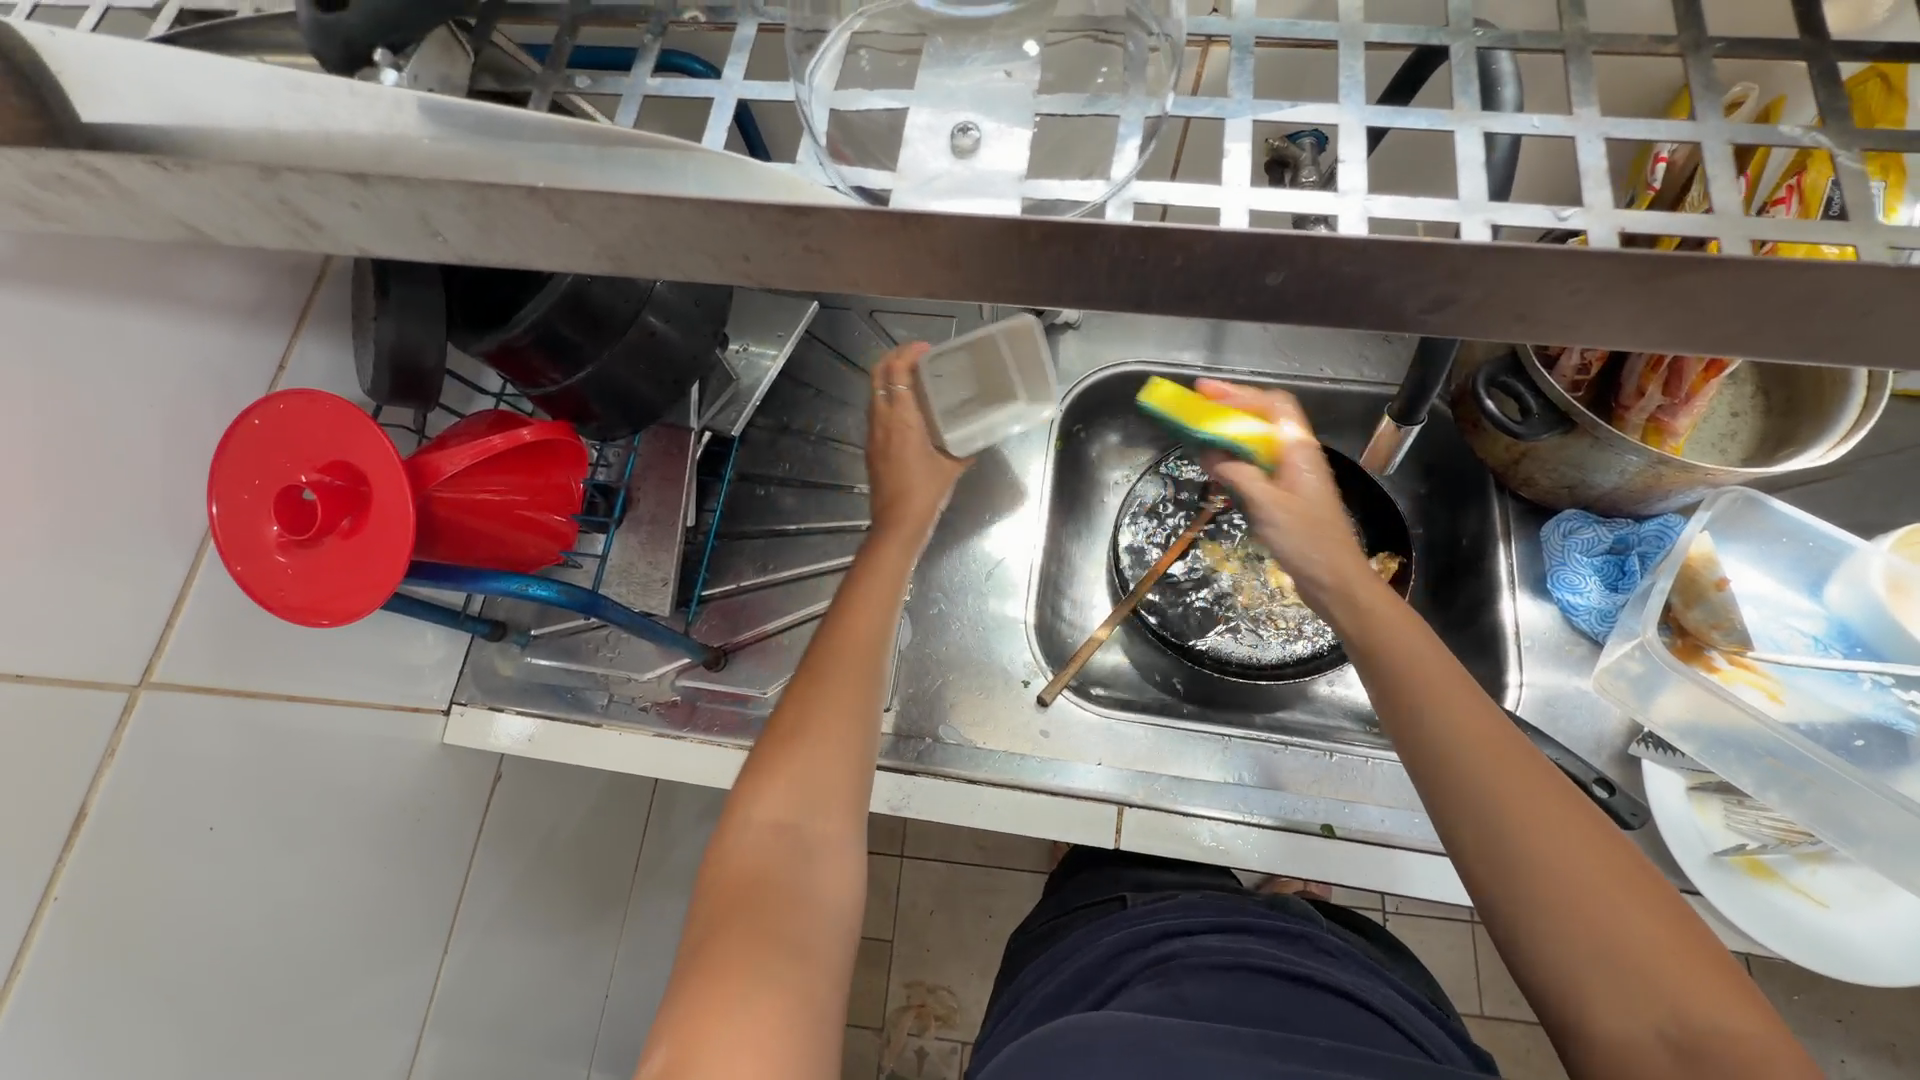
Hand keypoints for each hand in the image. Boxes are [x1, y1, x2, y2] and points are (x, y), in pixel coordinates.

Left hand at [866, 343, 971, 549]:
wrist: (897, 523)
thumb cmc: (925, 493)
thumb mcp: (952, 467)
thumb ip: (965, 448)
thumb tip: (978, 437)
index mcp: (902, 419)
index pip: (896, 372)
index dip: (907, 353)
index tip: (926, 348)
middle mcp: (882, 420)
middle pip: (878, 375)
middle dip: (894, 358)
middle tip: (917, 356)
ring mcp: (873, 434)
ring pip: (874, 392)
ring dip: (890, 378)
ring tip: (914, 378)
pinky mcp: (871, 447)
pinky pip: (876, 411)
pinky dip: (888, 398)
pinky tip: (907, 408)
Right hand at [1195, 378, 1375, 611]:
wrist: (1335, 581)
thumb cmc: (1306, 541)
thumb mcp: (1267, 505)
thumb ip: (1237, 473)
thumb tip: (1208, 451)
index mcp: (1299, 450)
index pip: (1272, 405)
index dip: (1239, 394)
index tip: (1206, 393)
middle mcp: (1298, 456)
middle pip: (1264, 420)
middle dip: (1230, 410)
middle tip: (1196, 408)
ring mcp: (1293, 476)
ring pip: (1259, 444)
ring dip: (1230, 435)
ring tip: (1199, 434)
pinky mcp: (1287, 496)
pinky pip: (1258, 467)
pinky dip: (1235, 461)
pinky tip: (1217, 469)